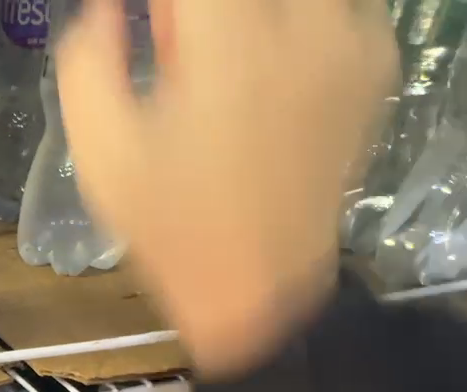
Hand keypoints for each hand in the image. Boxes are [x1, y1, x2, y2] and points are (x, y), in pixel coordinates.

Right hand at [55, 0, 397, 377]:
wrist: (259, 287)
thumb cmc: (169, 228)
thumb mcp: (101, 158)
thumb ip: (91, 64)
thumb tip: (107, 7)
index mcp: (230, 46)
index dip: (165, 1)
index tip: (142, 18)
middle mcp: (306, 20)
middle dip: (198, 9)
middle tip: (175, 44)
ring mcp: (353, 32)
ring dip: (241, 15)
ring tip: (212, 61)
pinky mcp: (376, 56)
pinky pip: (328, 3)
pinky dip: (287, 19)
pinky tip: (259, 70)